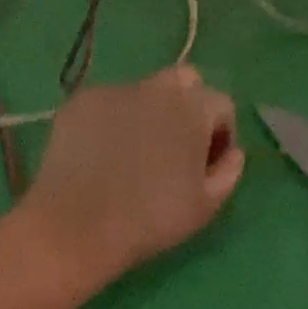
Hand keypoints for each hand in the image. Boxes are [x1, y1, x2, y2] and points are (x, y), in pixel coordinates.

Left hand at [15, 65, 244, 284]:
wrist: (76, 225)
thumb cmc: (150, 219)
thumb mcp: (206, 205)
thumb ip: (228, 170)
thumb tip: (231, 152)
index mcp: (193, 107)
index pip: (220, 105)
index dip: (218, 134)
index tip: (205, 164)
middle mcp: (154, 88)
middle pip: (182, 83)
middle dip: (185, 107)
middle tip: (171, 148)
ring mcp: (111, 92)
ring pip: (139, 93)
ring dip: (144, 114)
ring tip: (128, 154)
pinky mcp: (76, 104)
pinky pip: (103, 105)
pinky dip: (107, 122)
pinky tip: (97, 154)